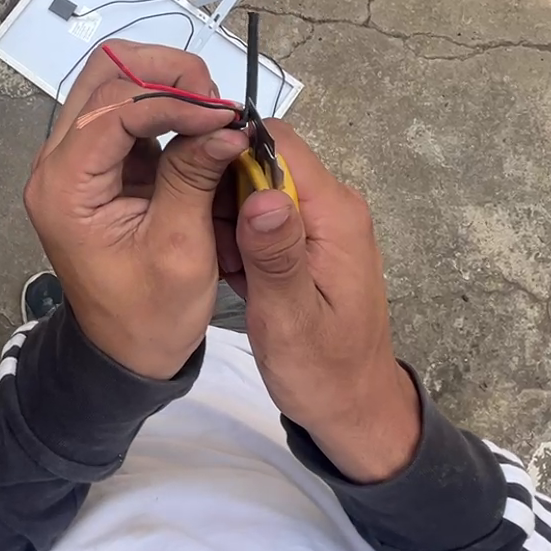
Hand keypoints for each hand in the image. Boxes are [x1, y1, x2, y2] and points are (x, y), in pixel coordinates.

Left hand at [23, 42, 248, 379]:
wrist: (125, 350)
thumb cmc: (150, 313)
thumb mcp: (180, 249)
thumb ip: (195, 177)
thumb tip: (228, 124)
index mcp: (65, 187)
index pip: (114, 107)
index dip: (173, 101)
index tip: (225, 117)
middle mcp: (57, 162)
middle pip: (102, 74)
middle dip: (164, 74)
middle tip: (215, 102)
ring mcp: (74, 159)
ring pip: (111, 82)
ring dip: (164, 83)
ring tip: (210, 110)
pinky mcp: (97, 163)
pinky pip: (124, 110)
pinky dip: (163, 105)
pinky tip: (197, 123)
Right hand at [217, 120, 421, 481]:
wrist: (356, 408)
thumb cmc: (322, 370)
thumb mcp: (291, 318)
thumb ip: (276, 256)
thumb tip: (262, 194)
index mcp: (333, 212)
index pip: (276, 141)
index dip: (229, 151)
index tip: (194, 188)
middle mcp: (332, 204)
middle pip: (262, 159)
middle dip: (224, 190)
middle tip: (211, 243)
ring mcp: (321, 221)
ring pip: (256, 186)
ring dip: (229, 218)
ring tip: (226, 265)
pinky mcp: (308, 239)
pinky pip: (263, 215)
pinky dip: (240, 237)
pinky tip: (237, 273)